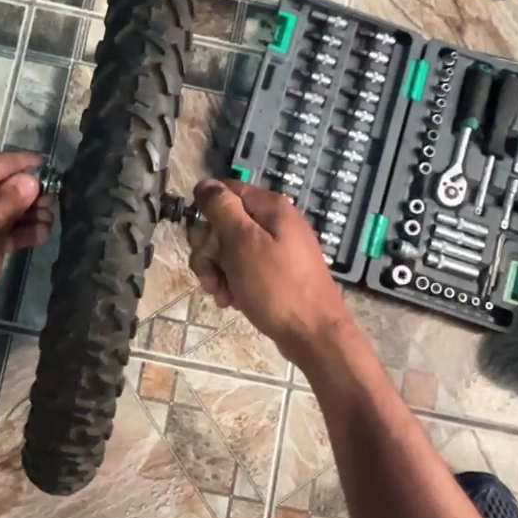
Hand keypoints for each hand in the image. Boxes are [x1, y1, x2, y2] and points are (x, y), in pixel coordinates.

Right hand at [188, 179, 352, 357]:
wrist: (313, 334)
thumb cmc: (277, 287)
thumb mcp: (243, 243)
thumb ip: (222, 209)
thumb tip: (205, 183)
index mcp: (270, 207)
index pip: (224, 192)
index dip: (207, 215)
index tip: (203, 242)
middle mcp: (274, 222)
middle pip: (224, 223)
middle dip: (209, 250)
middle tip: (212, 275)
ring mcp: (277, 248)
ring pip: (229, 248)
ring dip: (217, 271)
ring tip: (222, 294)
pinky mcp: (276, 272)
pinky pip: (244, 268)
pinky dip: (232, 282)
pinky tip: (233, 300)